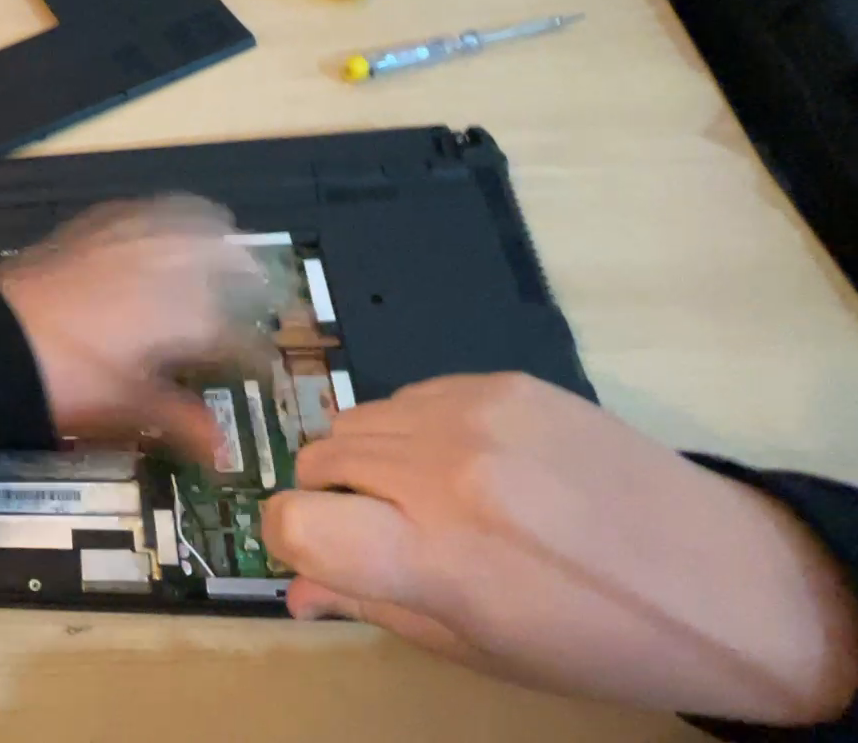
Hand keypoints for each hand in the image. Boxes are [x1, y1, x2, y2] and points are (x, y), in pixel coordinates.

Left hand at [0, 195, 271, 459]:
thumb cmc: (65, 380)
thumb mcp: (126, 407)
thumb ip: (182, 422)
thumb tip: (221, 450)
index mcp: (183, 317)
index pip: (239, 337)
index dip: (255, 356)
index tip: (258, 366)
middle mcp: (165, 268)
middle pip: (227, 259)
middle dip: (247, 277)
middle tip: (252, 293)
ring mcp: (127, 241)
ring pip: (189, 220)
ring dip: (212, 235)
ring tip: (219, 245)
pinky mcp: (90, 228)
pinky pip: (140, 210)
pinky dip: (160, 217)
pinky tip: (154, 229)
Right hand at [263, 372, 857, 724]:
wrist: (742, 583)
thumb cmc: (598, 641)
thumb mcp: (477, 647)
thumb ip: (369, 606)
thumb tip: (292, 589)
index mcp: (436, 556)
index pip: (294, 520)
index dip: (288, 533)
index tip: (314, 547)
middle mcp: (441, 471)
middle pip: (315, 458)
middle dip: (330, 495)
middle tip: (384, 526)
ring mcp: (472, 415)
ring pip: (352, 420)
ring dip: (365, 458)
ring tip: (424, 492)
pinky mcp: (500, 382)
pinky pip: (404, 397)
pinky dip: (410, 430)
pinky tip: (467, 460)